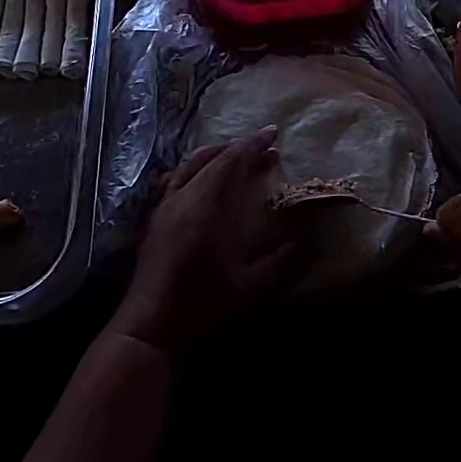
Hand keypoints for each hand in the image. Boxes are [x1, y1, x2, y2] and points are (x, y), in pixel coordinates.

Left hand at [107, 127, 304, 356]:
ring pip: (187, 166)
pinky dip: (192, 171)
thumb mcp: (250, 287)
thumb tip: (309, 240)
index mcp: (204, 206)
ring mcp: (162, 207)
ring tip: (234, 159)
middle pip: (208, 159)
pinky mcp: (153, 220)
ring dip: (213, 157)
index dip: (252, 145)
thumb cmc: (201, 305)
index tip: (273, 135)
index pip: (229, 162)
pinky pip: (173, 180)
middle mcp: (180, 197)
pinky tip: (199, 182)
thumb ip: (283, 262)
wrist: (151, 326)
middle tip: (261, 150)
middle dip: (236, 149)